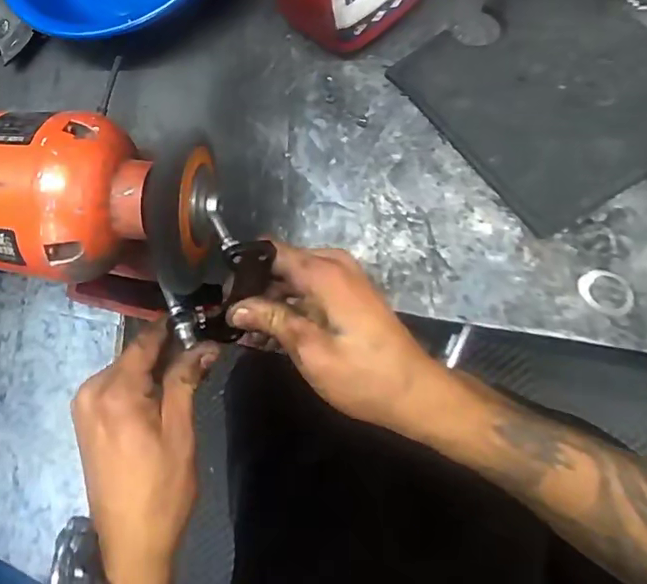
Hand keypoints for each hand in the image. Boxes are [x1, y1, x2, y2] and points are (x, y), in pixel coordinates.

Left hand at [71, 320, 219, 583]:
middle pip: (131, 357)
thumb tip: (203, 345)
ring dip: (147, 371)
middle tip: (192, 350)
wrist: (130, 544)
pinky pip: (110, 388)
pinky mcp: (83, 419)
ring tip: (178, 376)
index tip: (190, 318)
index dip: (167, 329)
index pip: (143, 343)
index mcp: (114, 390)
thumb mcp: (180, 434)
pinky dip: (132, 386)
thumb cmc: (161, 491)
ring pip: (122, 371)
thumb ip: (185, 382)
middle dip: (161, 353)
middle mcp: (91, 389)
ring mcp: (82, 404)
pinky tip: (152, 398)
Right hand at [229, 242, 470, 439]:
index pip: (270, 251)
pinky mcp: (349, 293)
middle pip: (280, 264)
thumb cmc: (365, 376)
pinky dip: (291, 305)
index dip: (244, 270)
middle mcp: (333, 264)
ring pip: (293, 277)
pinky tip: (275, 333)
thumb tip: (235, 307)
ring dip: (272, 301)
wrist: (420, 396)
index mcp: (323, 271)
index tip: (226, 295)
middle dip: (255, 289)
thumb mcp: (311, 351)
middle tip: (235, 319)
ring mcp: (344, 277)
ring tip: (250, 331)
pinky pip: (309, 288)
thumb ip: (272, 321)